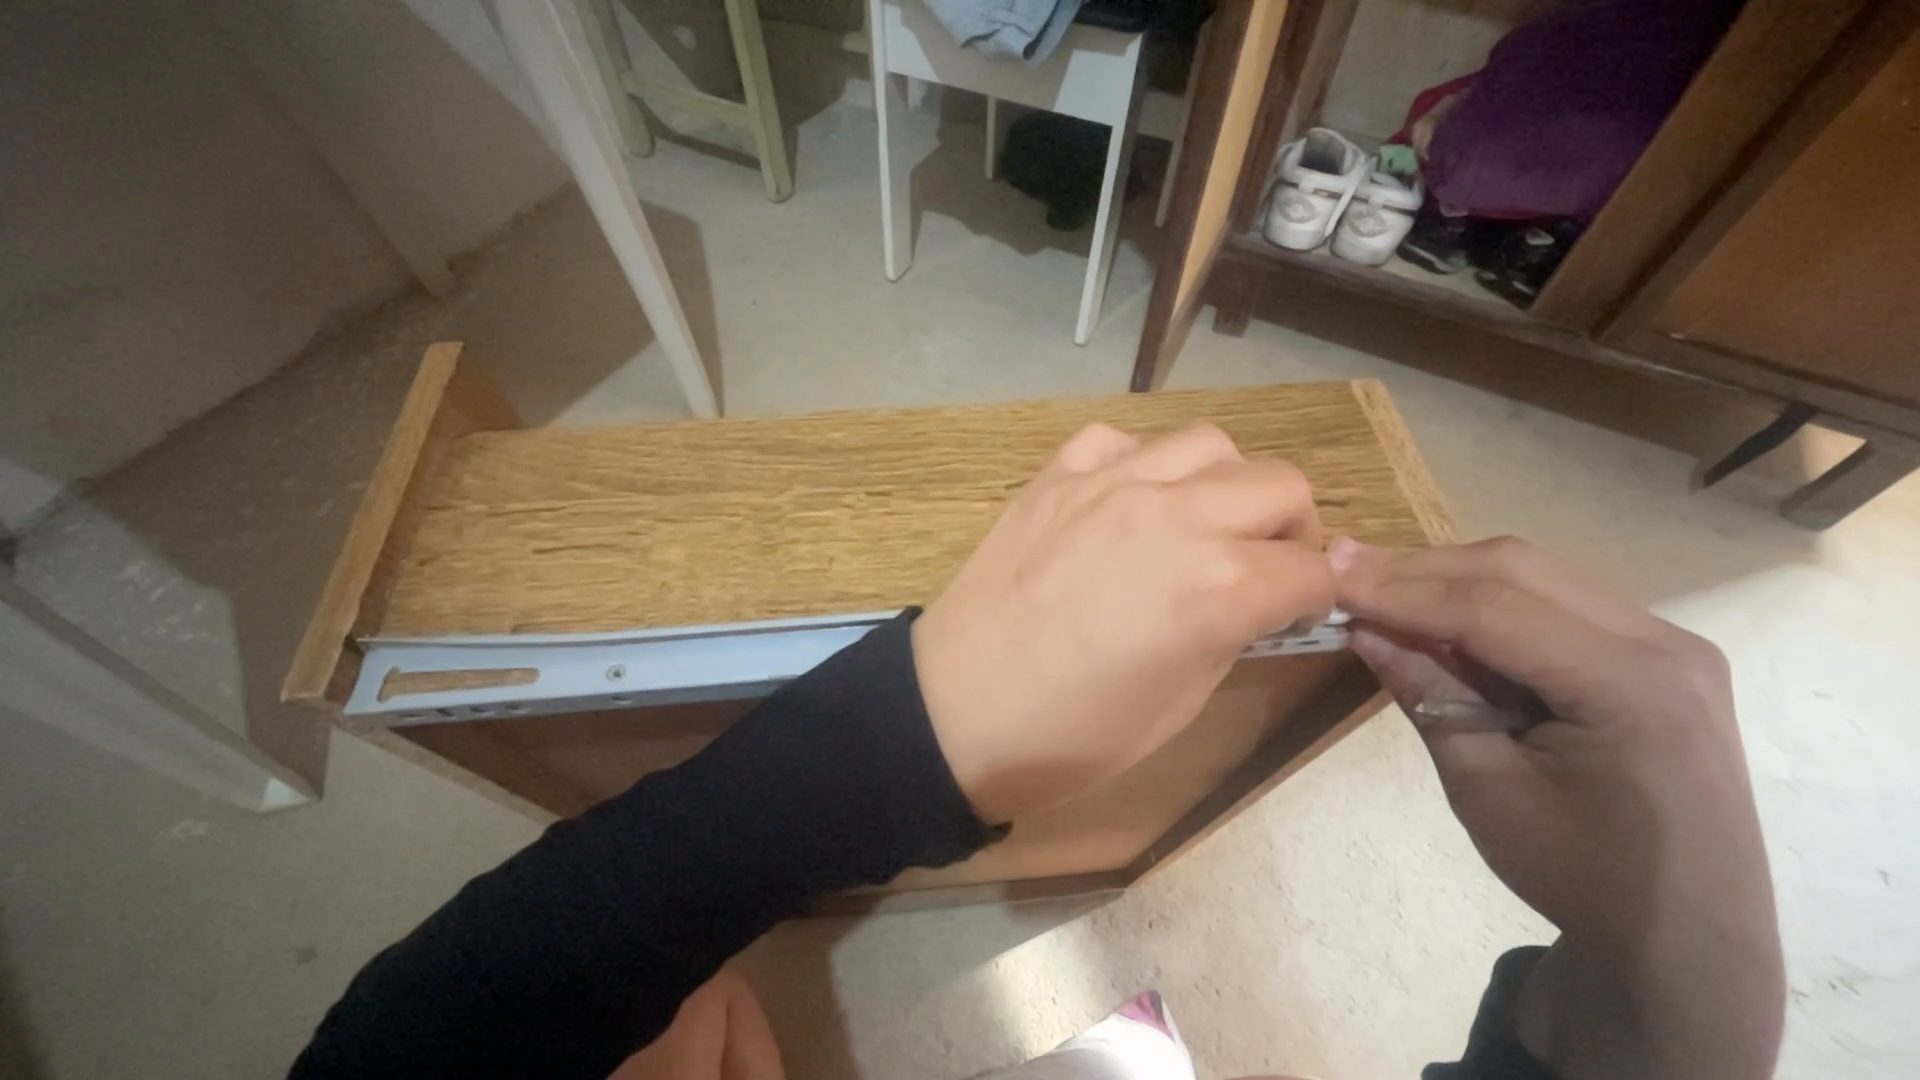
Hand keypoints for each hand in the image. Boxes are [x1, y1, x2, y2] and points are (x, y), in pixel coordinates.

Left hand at [911, 423, 1333, 823]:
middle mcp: (1176, 514)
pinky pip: (1119, 440)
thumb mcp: (1179, 704)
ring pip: (1208, 443)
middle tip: (1260, 567)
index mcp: (1218, 584)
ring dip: (1224, 485)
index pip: (1311, 570)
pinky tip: (1126, 502)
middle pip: (1280, 484)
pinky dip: (1139, 464)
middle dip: (1289, 530)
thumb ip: (1230, 634)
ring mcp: (1109, 483)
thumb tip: (1252, 602)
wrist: (956, 715)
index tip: (1294, 613)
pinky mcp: (1054, 477)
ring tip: (1198, 525)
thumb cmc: (1073, 735)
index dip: (1314, 597)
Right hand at [1329, 536, 1782, 1079]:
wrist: (1686, 936)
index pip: (1490, 608)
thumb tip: (1362, 628)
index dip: (1399, 588)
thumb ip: (1427, 695)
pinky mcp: (1653, 653)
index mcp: (1631, 685)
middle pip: (1515, 569)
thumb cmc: (1579, 875)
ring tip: (1375, 588)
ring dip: (1447, 576)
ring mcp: (1667, 642)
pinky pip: (1552, 598)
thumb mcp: (1483, 788)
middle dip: (1418, 568)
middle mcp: (1663, 643)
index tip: (1327, 574)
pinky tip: (1434, 614)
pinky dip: (1482, 597)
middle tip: (1341, 569)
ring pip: (1533, 572)